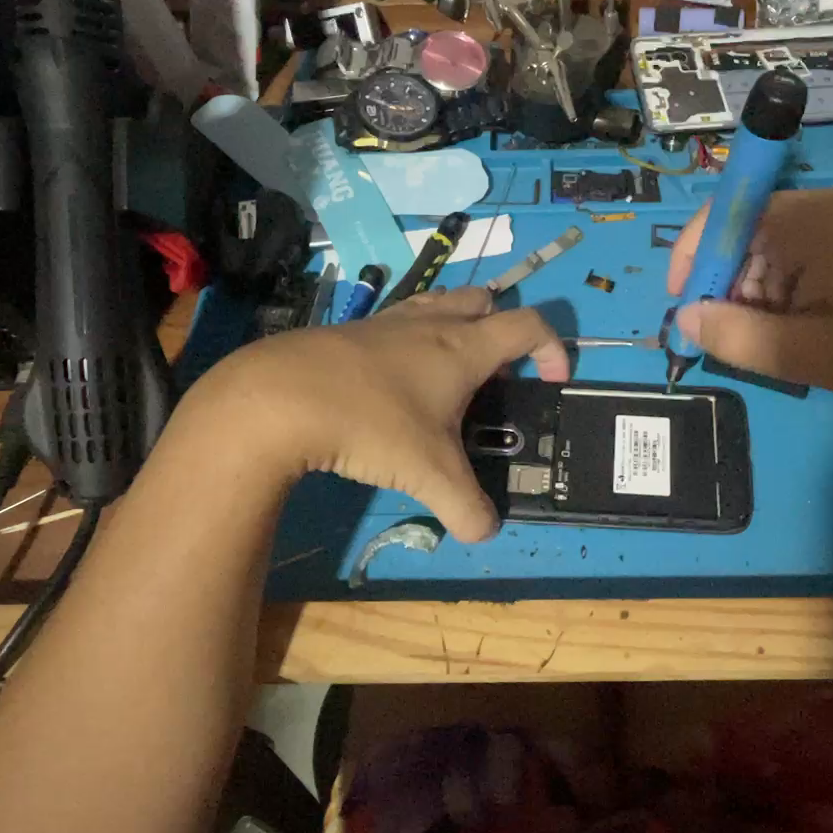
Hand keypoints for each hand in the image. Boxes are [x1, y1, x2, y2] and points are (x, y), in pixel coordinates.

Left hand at [179, 286, 568, 540]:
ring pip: (439, 304)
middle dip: (503, 329)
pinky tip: (393, 385)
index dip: (554, 348)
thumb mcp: (429, 475)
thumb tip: (485, 532)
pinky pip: (399, 323)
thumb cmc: (371, 425)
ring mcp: (388, 322)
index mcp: (463, 348)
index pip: (529, 325)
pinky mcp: (350, 332)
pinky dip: (412, 342)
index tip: (553, 382)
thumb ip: (467, 508)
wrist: (277, 399)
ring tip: (449, 375)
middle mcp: (431, 324)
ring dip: (457, 328)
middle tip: (497, 375)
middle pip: (485, 300)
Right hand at [666, 185, 832, 426]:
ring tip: (783, 345)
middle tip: (738, 341)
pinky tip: (812, 331)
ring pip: (783, 249)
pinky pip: (815, 255)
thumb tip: (683, 319)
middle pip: (752, 233)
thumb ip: (737, 335)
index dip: (692, 258)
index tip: (684, 309)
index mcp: (814, 218)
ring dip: (766, 294)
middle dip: (732, 286)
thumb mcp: (810, 354)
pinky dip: (797, 291)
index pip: (726, 214)